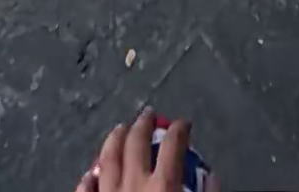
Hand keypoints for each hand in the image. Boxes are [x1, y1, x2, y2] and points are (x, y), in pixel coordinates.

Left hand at [75, 111, 210, 191]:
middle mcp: (134, 185)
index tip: (183, 124)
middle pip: (137, 142)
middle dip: (144, 123)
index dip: (181, 128)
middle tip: (149, 114)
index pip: (175, 142)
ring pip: (108, 160)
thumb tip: (210, 177)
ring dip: (114, 141)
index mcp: (163, 185)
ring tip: (120, 129)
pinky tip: (90, 173)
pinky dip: (88, 180)